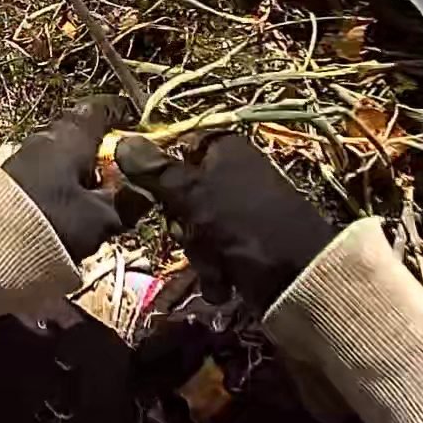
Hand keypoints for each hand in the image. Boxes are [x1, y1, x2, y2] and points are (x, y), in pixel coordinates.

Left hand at [4, 97, 137, 260]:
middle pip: (83, 129)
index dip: (123, 113)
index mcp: (72, 134)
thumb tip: (148, 188)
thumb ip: (129, 200)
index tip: (140, 126)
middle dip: (105, 145)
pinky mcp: (12, 175)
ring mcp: (26, 153)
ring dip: (84, 164)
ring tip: (101, 192)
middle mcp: (47, 135)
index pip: (102, 108)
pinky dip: (66, 177)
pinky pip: (49, 167)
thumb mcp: (101, 217)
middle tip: (125, 169)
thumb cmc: (53, 221)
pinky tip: (73, 203)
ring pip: (65, 150)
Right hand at [115, 133, 335, 308]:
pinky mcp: (249, 241)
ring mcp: (242, 209)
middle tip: (190, 234)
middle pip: (182, 193)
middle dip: (182, 224)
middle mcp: (233, 173)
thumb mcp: (192, 193)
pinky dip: (216, 268)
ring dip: (198, 252)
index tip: (150, 195)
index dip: (159, 175)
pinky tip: (224, 282)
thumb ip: (154, 169)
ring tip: (215, 266)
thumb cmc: (243, 224)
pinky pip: (215, 250)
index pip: (175, 150)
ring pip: (195, 227)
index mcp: (223, 148)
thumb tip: (120, 140)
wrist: (301, 280)